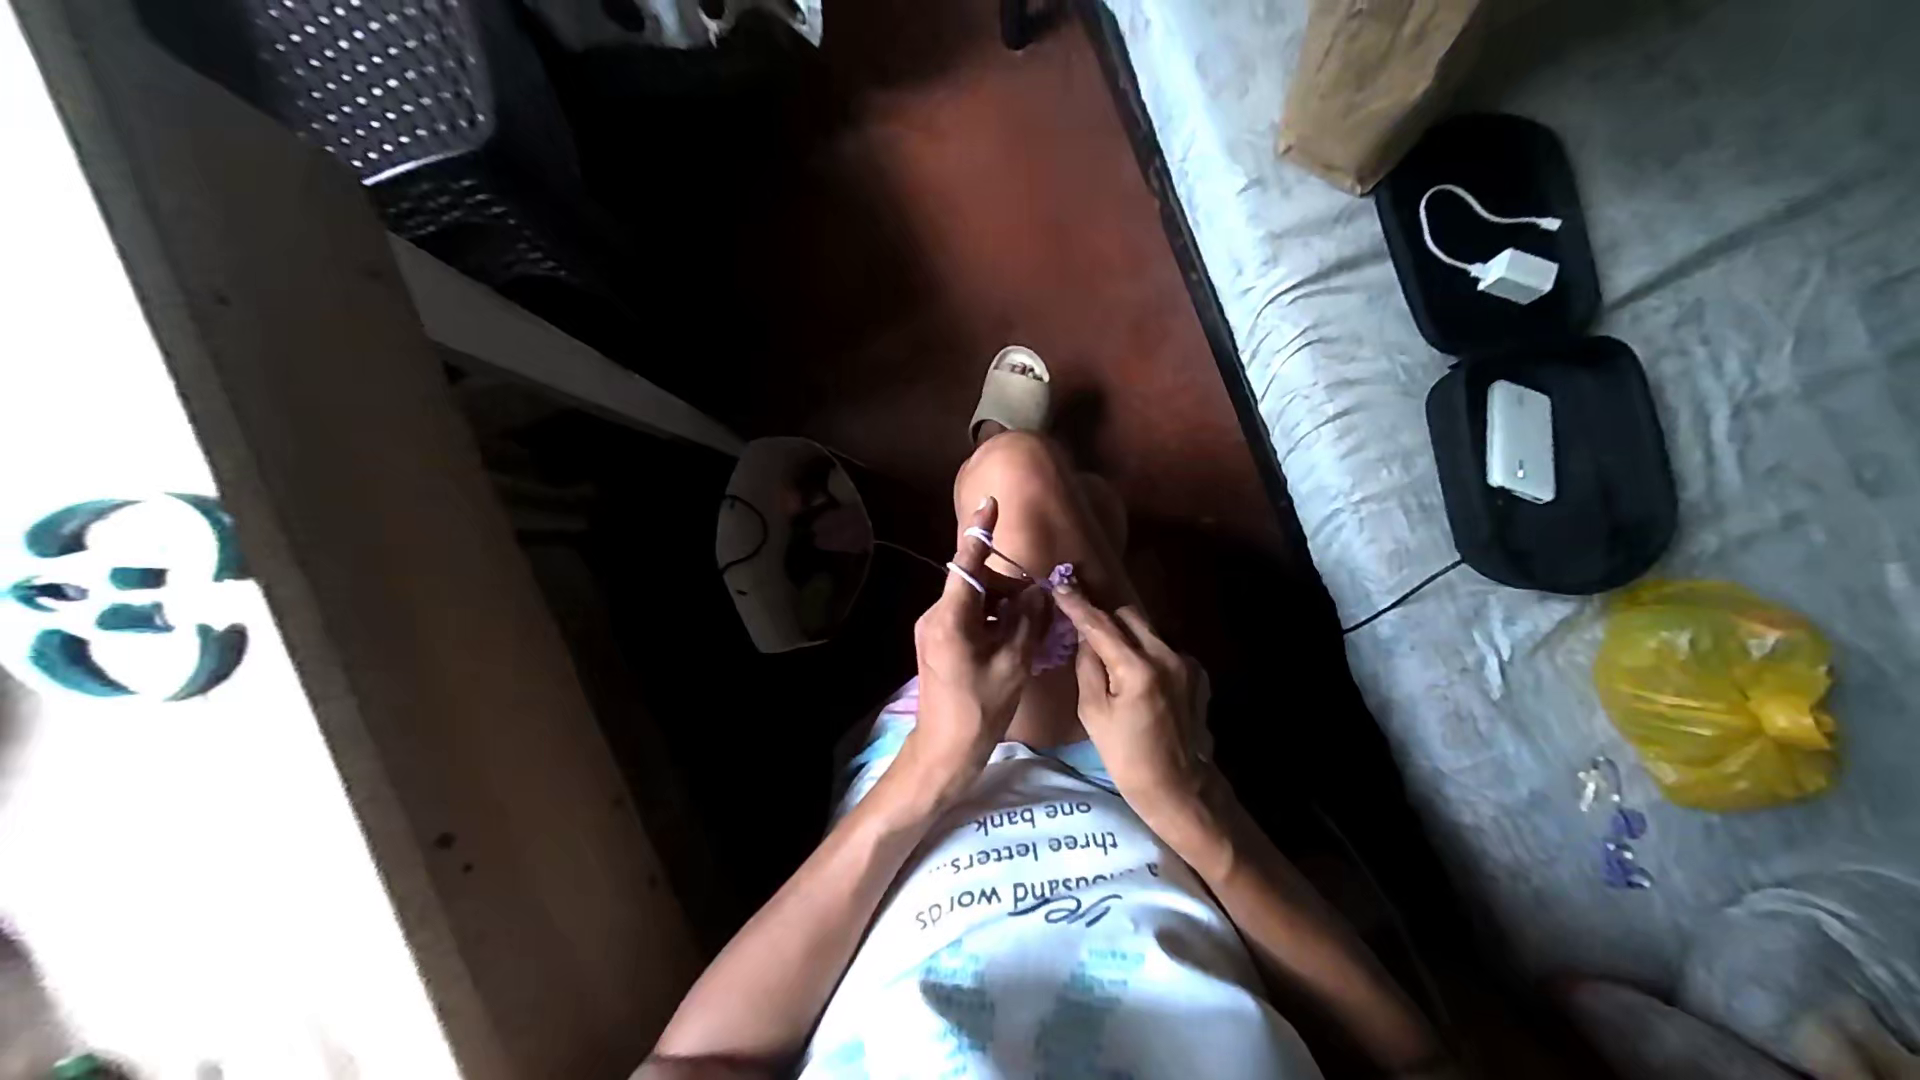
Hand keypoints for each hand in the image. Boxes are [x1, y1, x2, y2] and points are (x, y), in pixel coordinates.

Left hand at [906, 496, 1050, 797]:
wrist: (944, 748)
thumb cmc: (980, 708)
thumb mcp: (1013, 663)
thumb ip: (1027, 621)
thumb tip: (1037, 593)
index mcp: (951, 618)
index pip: (966, 563)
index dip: (981, 532)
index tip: (991, 503)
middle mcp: (936, 616)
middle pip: (977, 584)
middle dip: (1010, 588)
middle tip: (1041, 609)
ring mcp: (934, 629)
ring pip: (975, 601)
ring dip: (1004, 607)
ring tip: (1032, 630)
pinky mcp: (937, 642)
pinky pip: (969, 618)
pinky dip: (993, 621)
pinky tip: (1014, 641)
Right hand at [1052, 582, 1206, 824]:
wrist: (1179, 787)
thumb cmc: (1126, 756)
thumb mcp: (1093, 713)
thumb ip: (1088, 666)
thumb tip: (1085, 636)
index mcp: (1137, 668)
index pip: (1100, 624)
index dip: (1077, 604)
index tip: (1060, 584)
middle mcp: (1167, 656)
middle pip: (1128, 615)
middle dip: (1104, 615)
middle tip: (1083, 622)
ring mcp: (1186, 663)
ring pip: (1147, 630)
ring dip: (1125, 633)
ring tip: (1109, 653)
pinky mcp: (1197, 673)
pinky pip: (1163, 649)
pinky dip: (1145, 652)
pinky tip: (1136, 675)